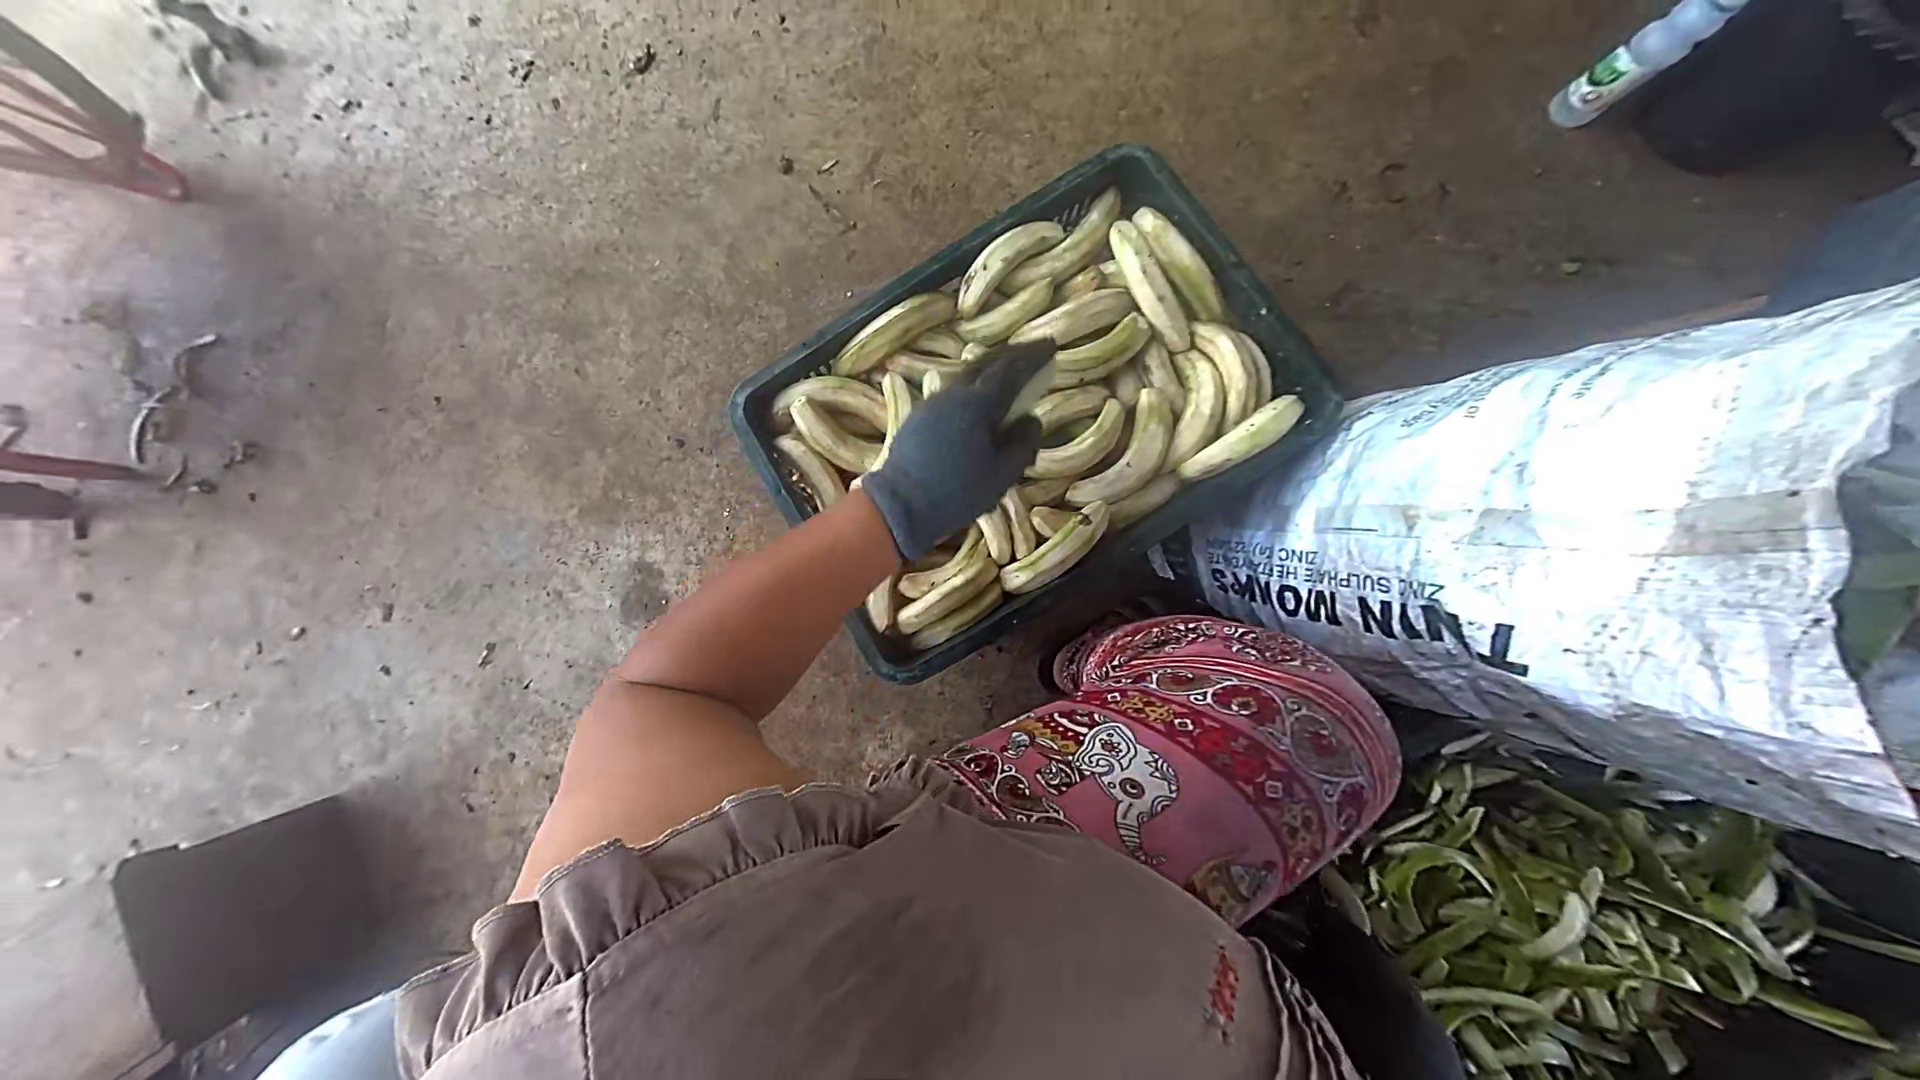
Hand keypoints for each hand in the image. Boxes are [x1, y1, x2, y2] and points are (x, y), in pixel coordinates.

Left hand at [862, 342, 1051, 559]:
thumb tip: (1032, 420)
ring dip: (991, 368)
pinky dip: (974, 385)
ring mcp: (932, 403)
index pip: (1011, 370)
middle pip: (987, 364)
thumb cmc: (956, 494)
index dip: (1033, 357)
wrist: (899, 506)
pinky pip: (953, 391)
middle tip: (1034, 351)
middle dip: (1013, 355)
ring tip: (1009, 370)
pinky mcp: (919, 416)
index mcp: (977, 405)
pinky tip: (979, 396)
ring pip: (967, 375)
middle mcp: (953, 395)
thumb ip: (1023, 444)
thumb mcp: (1001, 476)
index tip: (1051, 346)